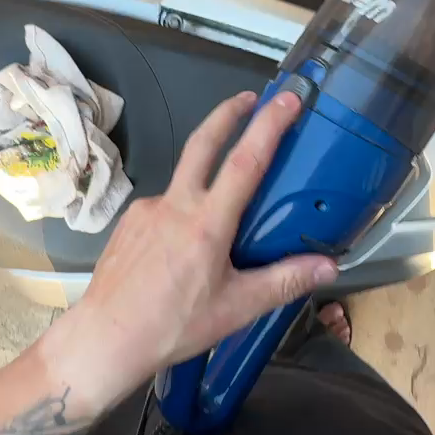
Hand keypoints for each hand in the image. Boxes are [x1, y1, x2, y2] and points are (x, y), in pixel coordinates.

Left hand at [35, 90, 338, 411]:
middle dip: (228, 112)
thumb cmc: (173, 326)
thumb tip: (328, 267)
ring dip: (205, 181)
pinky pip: (165, 205)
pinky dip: (182, 213)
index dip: (268, 125)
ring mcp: (148, 208)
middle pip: (204, 142)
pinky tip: (183, 247)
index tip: (285, 99)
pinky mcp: (130, 219)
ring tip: (220, 221)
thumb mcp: (236, 308)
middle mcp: (176, 204)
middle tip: (250, 97)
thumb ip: (283, 281)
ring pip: (185, 182)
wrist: (105, 337)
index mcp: (207, 223)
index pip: (245, 161)